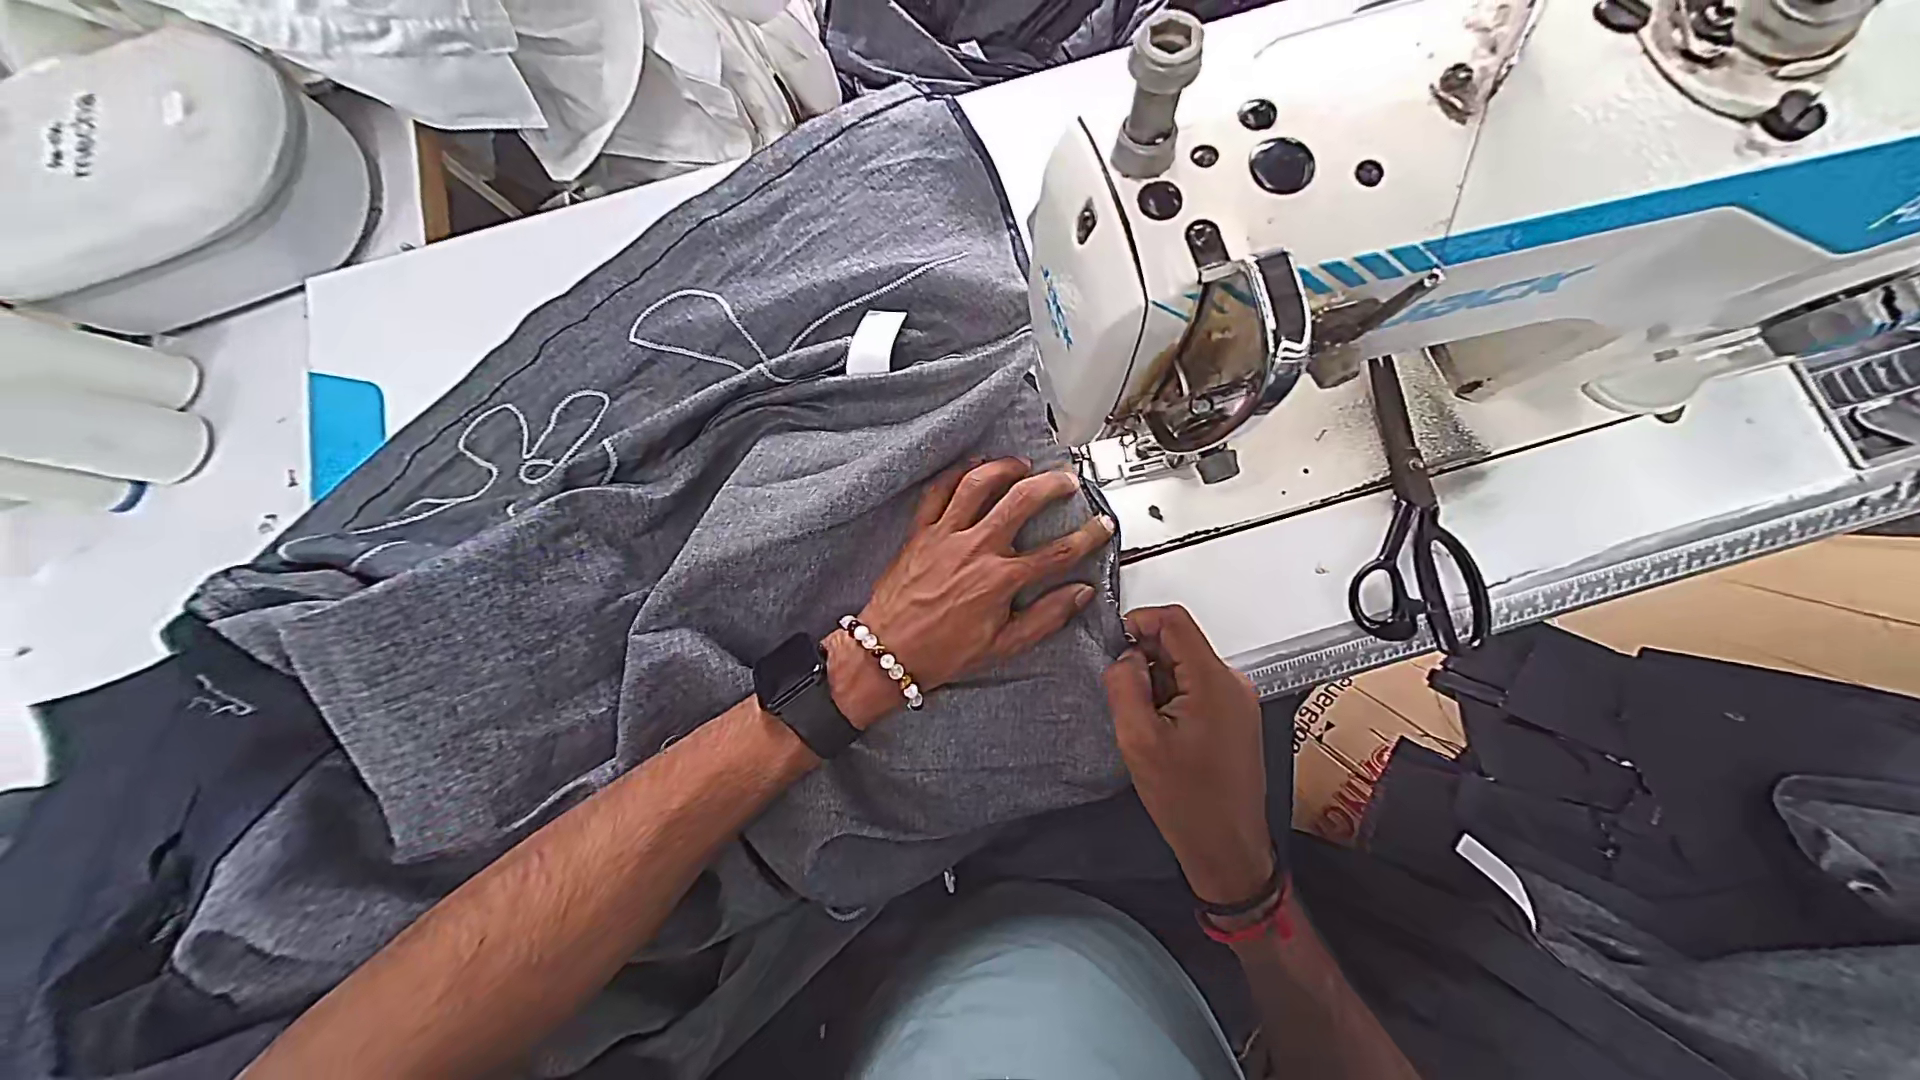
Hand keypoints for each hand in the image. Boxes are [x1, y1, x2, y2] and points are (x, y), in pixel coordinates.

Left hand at [825, 457, 1113, 727]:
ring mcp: (945, 536)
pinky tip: (972, 467)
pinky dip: (957, 473)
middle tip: (1066, 480)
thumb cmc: (941, 651)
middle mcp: (975, 550)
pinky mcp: (920, 531)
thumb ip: (1046, 617)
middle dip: (1052, 483)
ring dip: (1006, 467)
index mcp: (1000, 580)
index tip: (1100, 525)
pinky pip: (938, 490)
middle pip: (1023, 500)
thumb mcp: (1003, 645)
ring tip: (1023, 465)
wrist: (888, 653)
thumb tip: (1078, 595)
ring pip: (979, 483)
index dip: (1088, 535)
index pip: (1058, 551)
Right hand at [1104, 604, 1273, 905]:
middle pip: (1179, 642)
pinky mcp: (1234, 714)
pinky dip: (1171, 697)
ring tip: (1149, 725)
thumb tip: (1123, 656)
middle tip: (1128, 697)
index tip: (1116, 641)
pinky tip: (1163, 732)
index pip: (1174, 621)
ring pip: (1184, 664)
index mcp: (1213, 682)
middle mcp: (1232, 684)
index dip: (1139, 621)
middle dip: (1145, 659)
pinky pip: (1195, 685)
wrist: (1226, 847)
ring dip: (1157, 682)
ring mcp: (1236, 699)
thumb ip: (1125, 686)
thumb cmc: (1190, 802)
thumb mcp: (1138, 740)